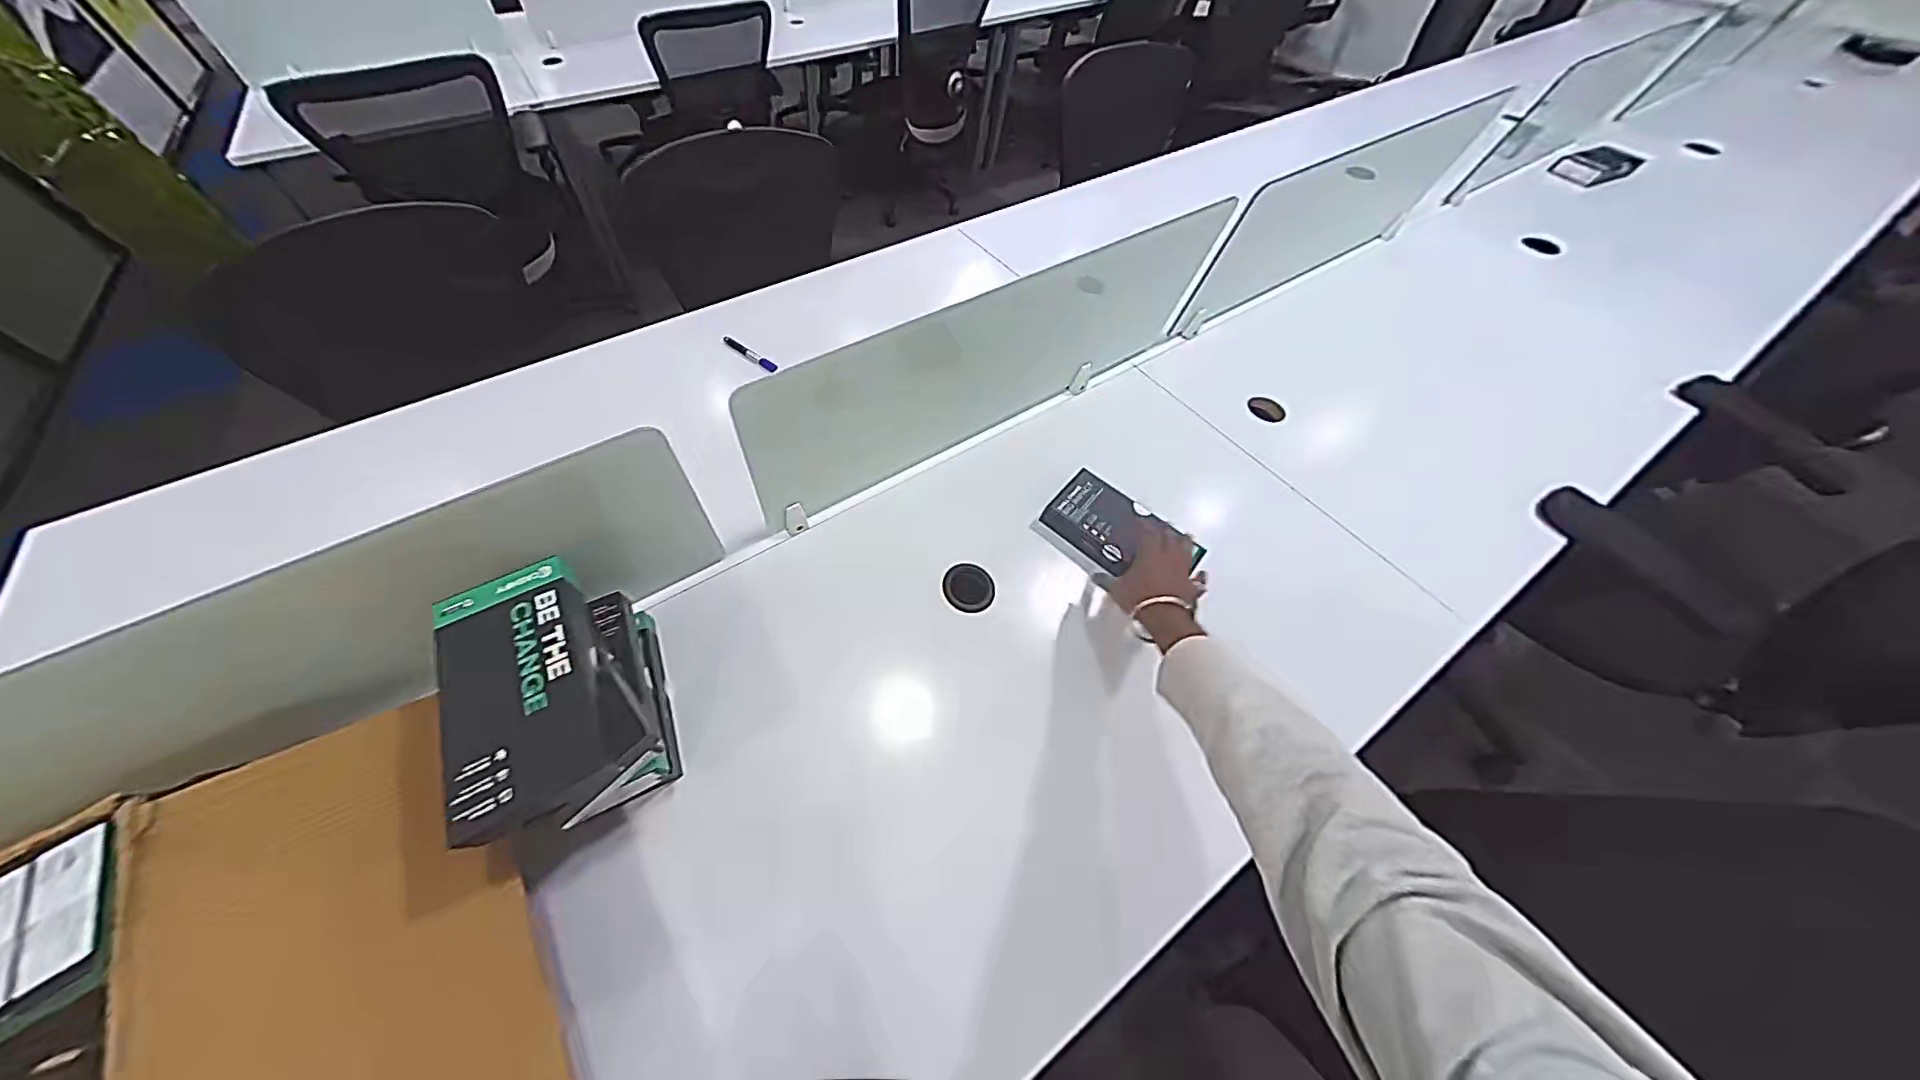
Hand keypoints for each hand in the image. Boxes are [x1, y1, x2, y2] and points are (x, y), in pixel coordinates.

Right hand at [1106, 521, 1207, 653]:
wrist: (1163, 617)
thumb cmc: (1142, 600)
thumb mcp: (1117, 589)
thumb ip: (1107, 580)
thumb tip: (1098, 577)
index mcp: (1150, 553)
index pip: (1148, 531)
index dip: (1144, 523)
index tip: (1141, 520)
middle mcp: (1169, 557)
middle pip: (1170, 535)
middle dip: (1165, 529)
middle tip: (1162, 525)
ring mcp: (1182, 570)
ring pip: (1187, 549)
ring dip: (1185, 541)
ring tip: (1185, 536)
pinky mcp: (1192, 585)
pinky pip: (1198, 577)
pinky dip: (1199, 574)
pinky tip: (1201, 573)